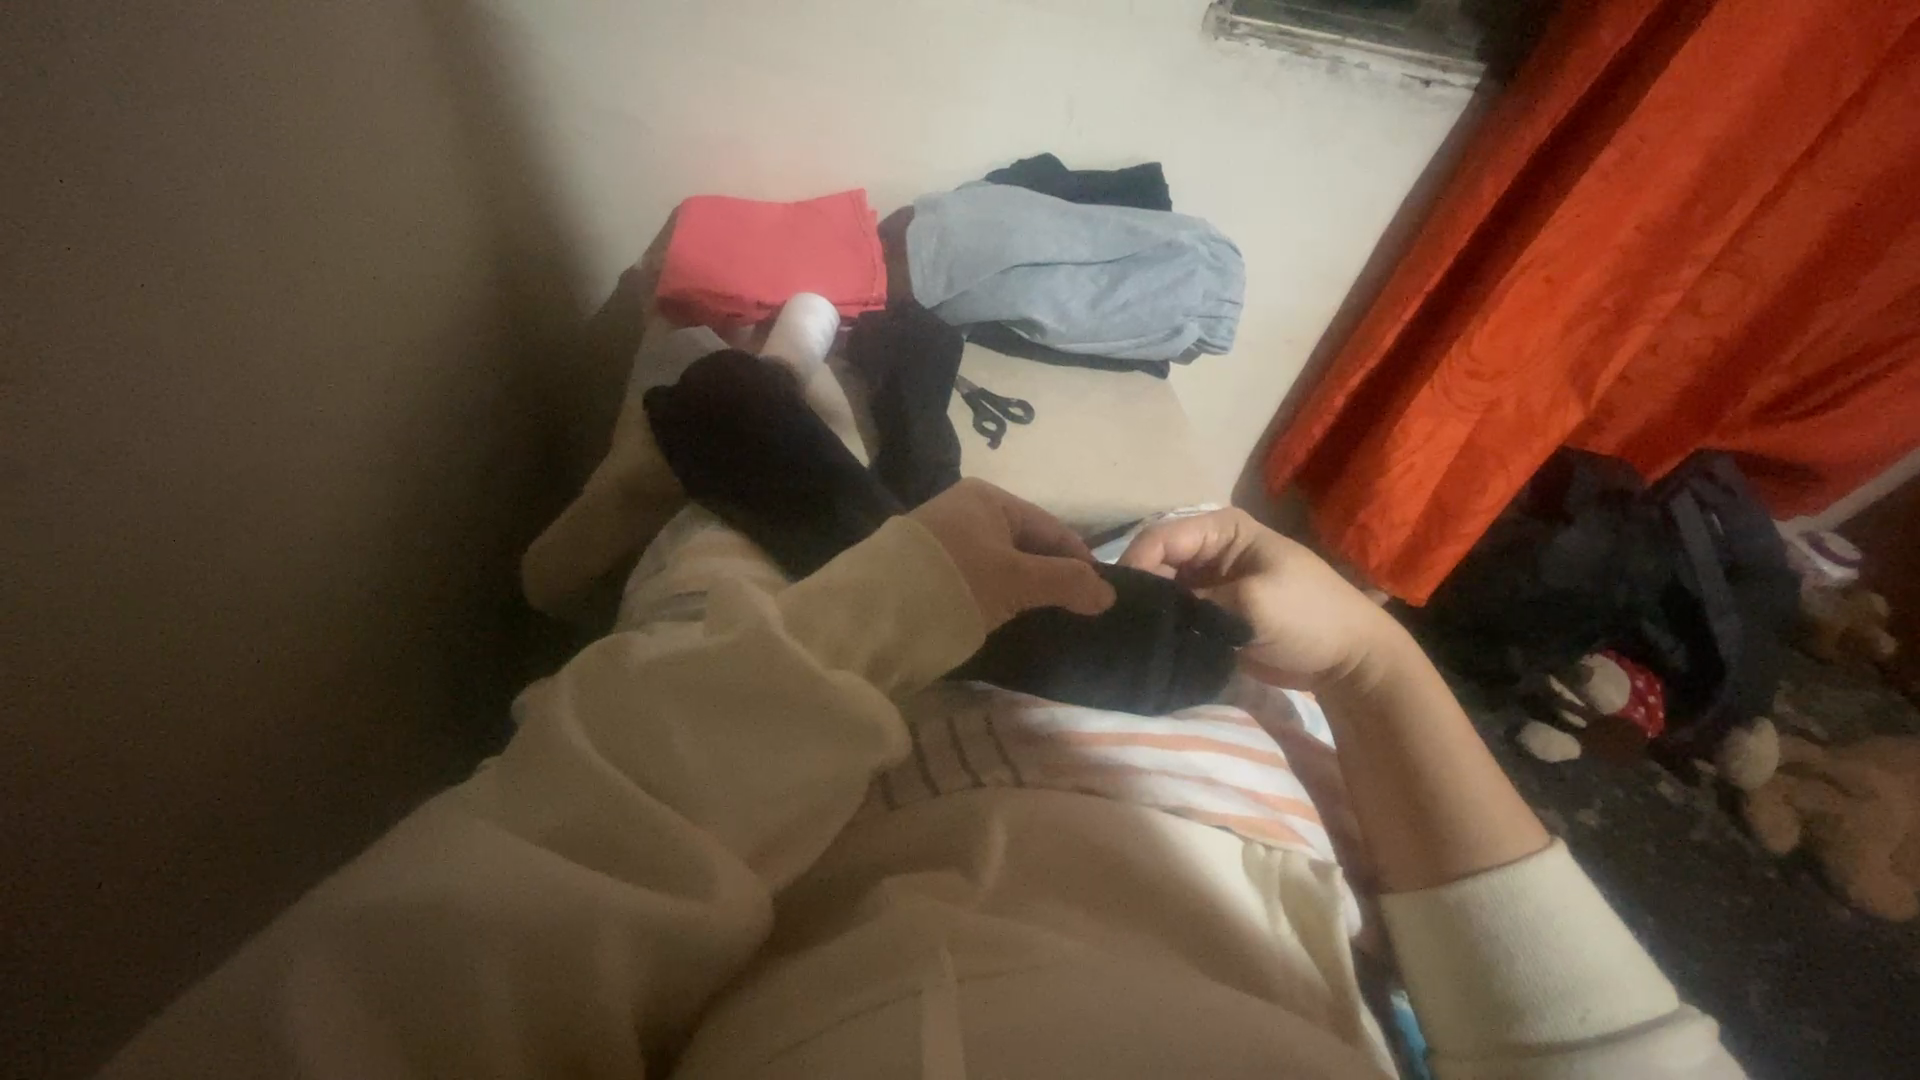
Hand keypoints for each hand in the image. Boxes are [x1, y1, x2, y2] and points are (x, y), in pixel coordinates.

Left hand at [910, 479, 1115, 630]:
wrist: (875, 614)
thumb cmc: (958, 581)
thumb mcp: (1018, 580)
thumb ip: (1066, 582)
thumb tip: (1108, 593)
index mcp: (987, 498)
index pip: (1049, 526)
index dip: (1078, 559)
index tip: (1100, 593)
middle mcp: (962, 509)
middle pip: (1024, 545)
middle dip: (1050, 576)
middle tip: (1074, 610)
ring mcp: (941, 539)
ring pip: (999, 564)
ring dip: (1022, 590)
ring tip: (1043, 618)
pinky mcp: (924, 569)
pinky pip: (975, 579)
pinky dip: (994, 596)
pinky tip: (1005, 618)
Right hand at [1119, 508, 1402, 691]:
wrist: (1347, 662)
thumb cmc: (1308, 617)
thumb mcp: (1251, 602)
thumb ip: (1194, 602)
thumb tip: (1144, 611)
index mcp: (1221, 530)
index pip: (1158, 538)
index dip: (1135, 565)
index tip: (1121, 603)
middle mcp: (1207, 550)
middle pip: (1153, 562)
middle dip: (1137, 590)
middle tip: (1121, 624)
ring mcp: (1206, 583)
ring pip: (1158, 591)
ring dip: (1148, 612)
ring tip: (1132, 637)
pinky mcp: (1207, 614)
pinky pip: (1172, 615)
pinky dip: (1160, 628)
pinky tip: (1149, 645)